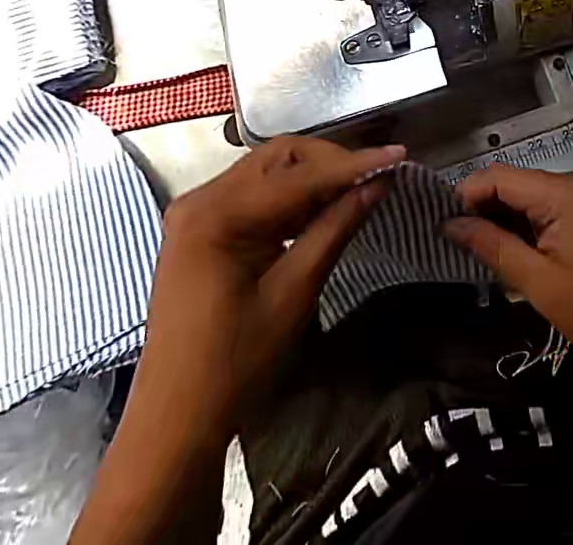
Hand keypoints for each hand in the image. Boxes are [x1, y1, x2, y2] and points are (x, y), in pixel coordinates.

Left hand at [142, 137, 402, 418]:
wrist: (175, 417)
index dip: (352, 164)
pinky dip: (291, 196)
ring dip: (313, 177)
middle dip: (331, 163)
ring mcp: (196, 211)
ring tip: (358, 190)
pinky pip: (254, 193)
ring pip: (268, 170)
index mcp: (216, 214)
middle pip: (278, 157)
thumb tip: (378, 184)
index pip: (298, 174)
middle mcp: (200, 198)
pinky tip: (321, 209)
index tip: (397, 155)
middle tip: (375, 178)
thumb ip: (335, 228)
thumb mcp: (293, 292)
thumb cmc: (234, 362)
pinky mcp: (201, 227)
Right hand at [443, 165, 572, 392]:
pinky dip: (523, 225)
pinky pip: (545, 206)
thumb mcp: (539, 283)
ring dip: (501, 219)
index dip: (466, 196)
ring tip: (473, 249)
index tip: (442, 226)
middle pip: (513, 183)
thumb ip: (492, 246)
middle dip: (481, 209)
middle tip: (453, 242)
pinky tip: (505, 248)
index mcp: (566, 192)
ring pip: (526, 195)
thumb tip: (449, 224)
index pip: (499, 177)